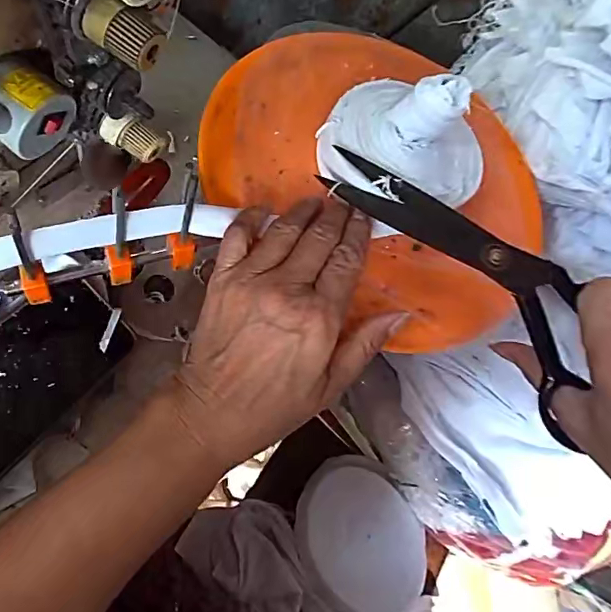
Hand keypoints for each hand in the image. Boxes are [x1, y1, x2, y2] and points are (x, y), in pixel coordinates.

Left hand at [165, 197, 402, 473]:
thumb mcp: (329, 387)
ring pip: (282, 232)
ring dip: (301, 212)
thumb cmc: (273, 405)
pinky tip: (263, 210)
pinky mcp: (221, 279)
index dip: (357, 234)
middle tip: (343, 201)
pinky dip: (250, 218)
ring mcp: (250, 280)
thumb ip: (363, 346)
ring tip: (313, 201)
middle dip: (334, 215)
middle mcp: (286, 290)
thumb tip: (398, 316)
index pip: (345, 261)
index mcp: (318, 318)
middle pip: (317, 240)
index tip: (363, 218)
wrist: (212, 410)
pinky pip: (237, 236)